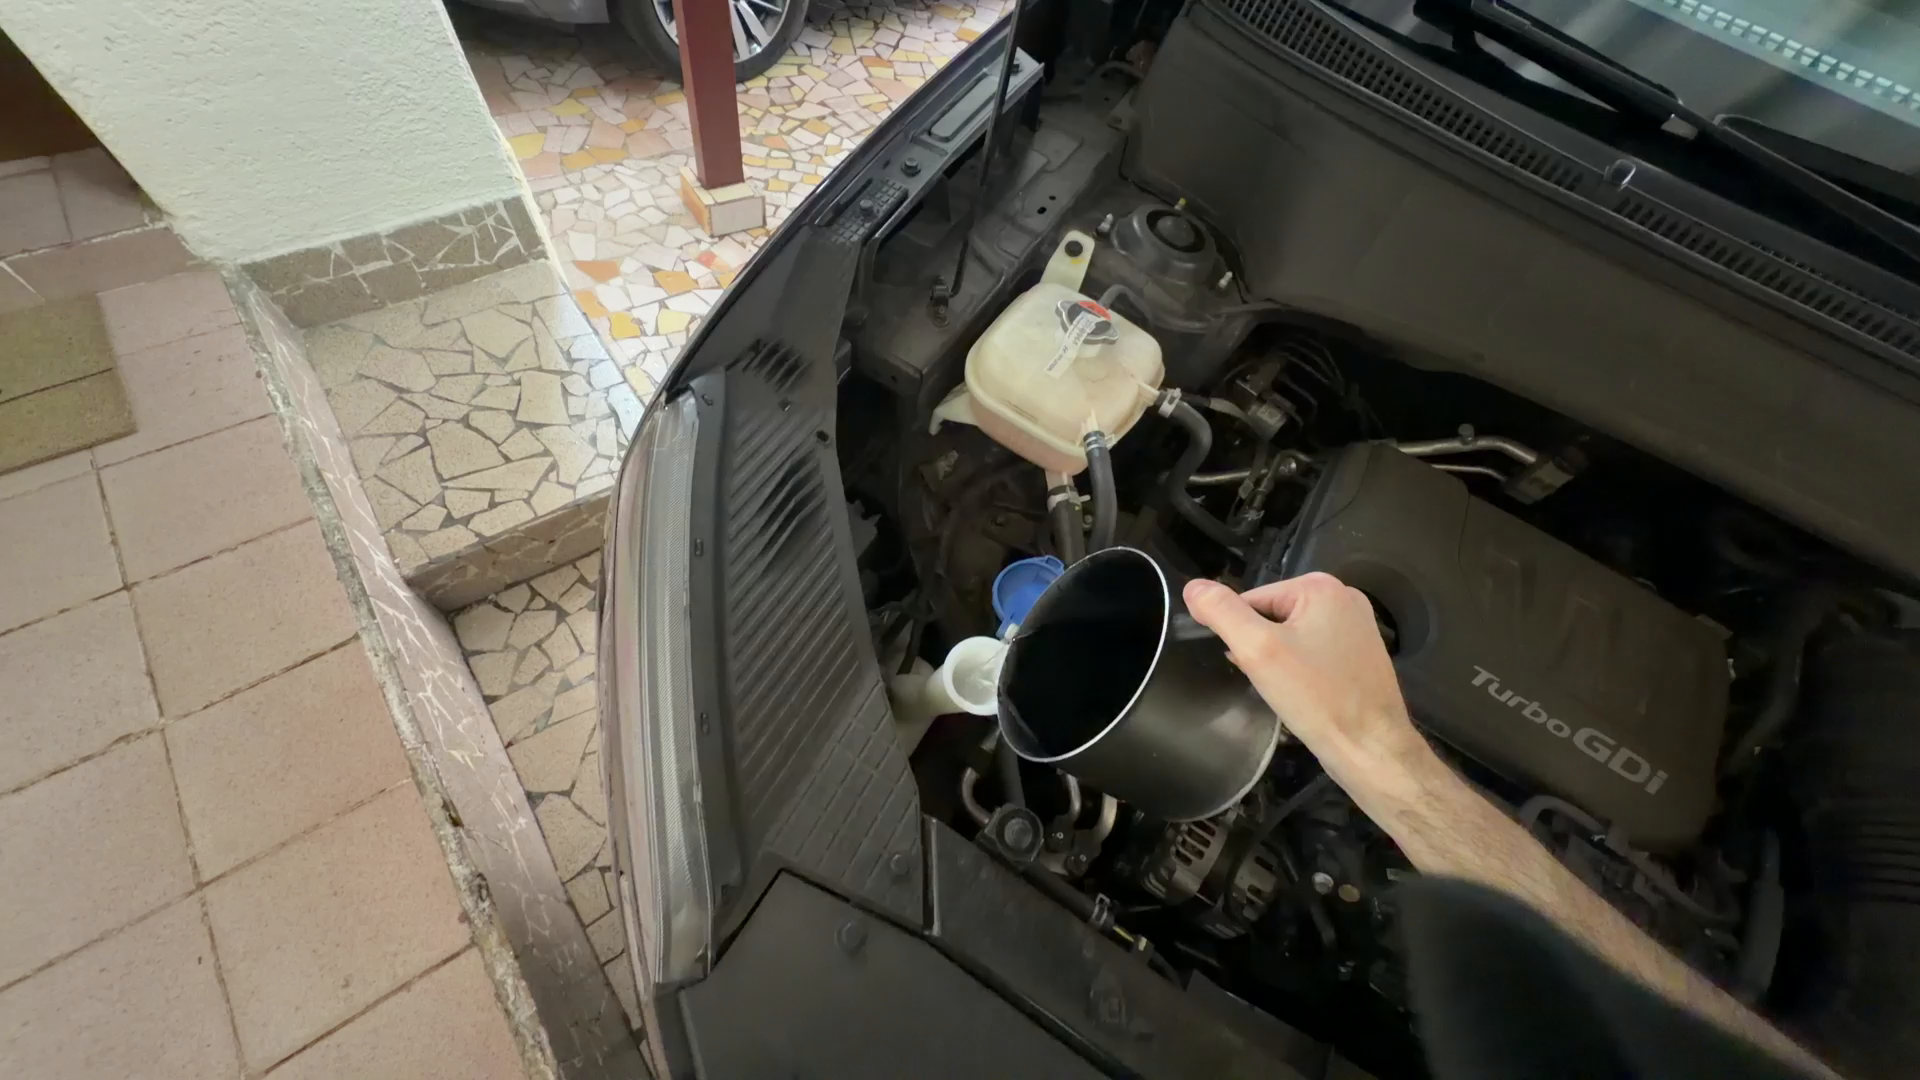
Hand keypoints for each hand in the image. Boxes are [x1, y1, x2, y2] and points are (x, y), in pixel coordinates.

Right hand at [1183, 575, 1433, 805]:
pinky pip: (1310, 652)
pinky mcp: (1359, 655)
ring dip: (1277, 661)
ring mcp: (1356, 627)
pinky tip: (1303, 693)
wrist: (1371, 750)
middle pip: (1270, 616)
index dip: (1242, 635)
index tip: (1254, 665)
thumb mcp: (1257, 649)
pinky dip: (1298, 671)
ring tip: (1288, 689)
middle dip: (1260, 648)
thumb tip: (1193, 587)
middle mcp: (1343, 598)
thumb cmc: (1316, 697)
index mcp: (1321, 587)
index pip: (1250, 600)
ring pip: (1289, 636)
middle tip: (1271, 680)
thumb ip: (1221, 612)